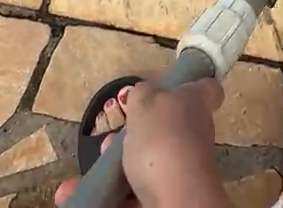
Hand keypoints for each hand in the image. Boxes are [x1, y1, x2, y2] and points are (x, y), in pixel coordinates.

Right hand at [56, 78, 233, 207]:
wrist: (176, 200)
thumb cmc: (164, 139)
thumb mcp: (146, 102)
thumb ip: (143, 93)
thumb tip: (144, 92)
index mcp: (196, 104)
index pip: (206, 89)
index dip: (191, 85)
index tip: (172, 88)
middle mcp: (194, 135)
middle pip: (166, 128)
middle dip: (132, 136)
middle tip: (109, 140)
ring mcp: (182, 168)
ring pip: (146, 163)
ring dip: (114, 167)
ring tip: (89, 171)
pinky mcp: (168, 197)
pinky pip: (134, 194)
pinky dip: (108, 195)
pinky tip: (76, 193)